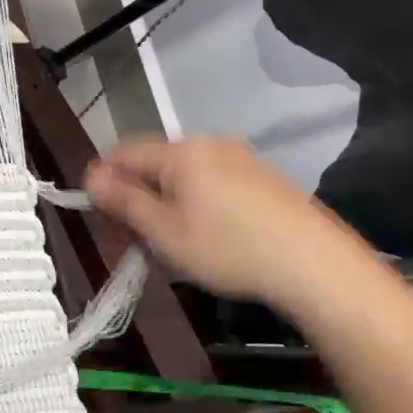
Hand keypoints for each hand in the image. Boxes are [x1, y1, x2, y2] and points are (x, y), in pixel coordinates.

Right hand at [84, 136, 372, 307]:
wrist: (321, 270)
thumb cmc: (231, 249)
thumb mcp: (164, 232)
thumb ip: (123, 201)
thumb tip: (91, 177)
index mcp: (181, 151)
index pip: (122, 154)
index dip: (104, 183)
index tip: (103, 218)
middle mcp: (210, 143)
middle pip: (153, 162)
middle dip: (137, 194)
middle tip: (136, 236)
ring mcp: (243, 159)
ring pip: (184, 173)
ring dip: (168, 200)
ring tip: (173, 240)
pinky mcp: (267, 179)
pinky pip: (214, 181)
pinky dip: (199, 202)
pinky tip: (212, 235)